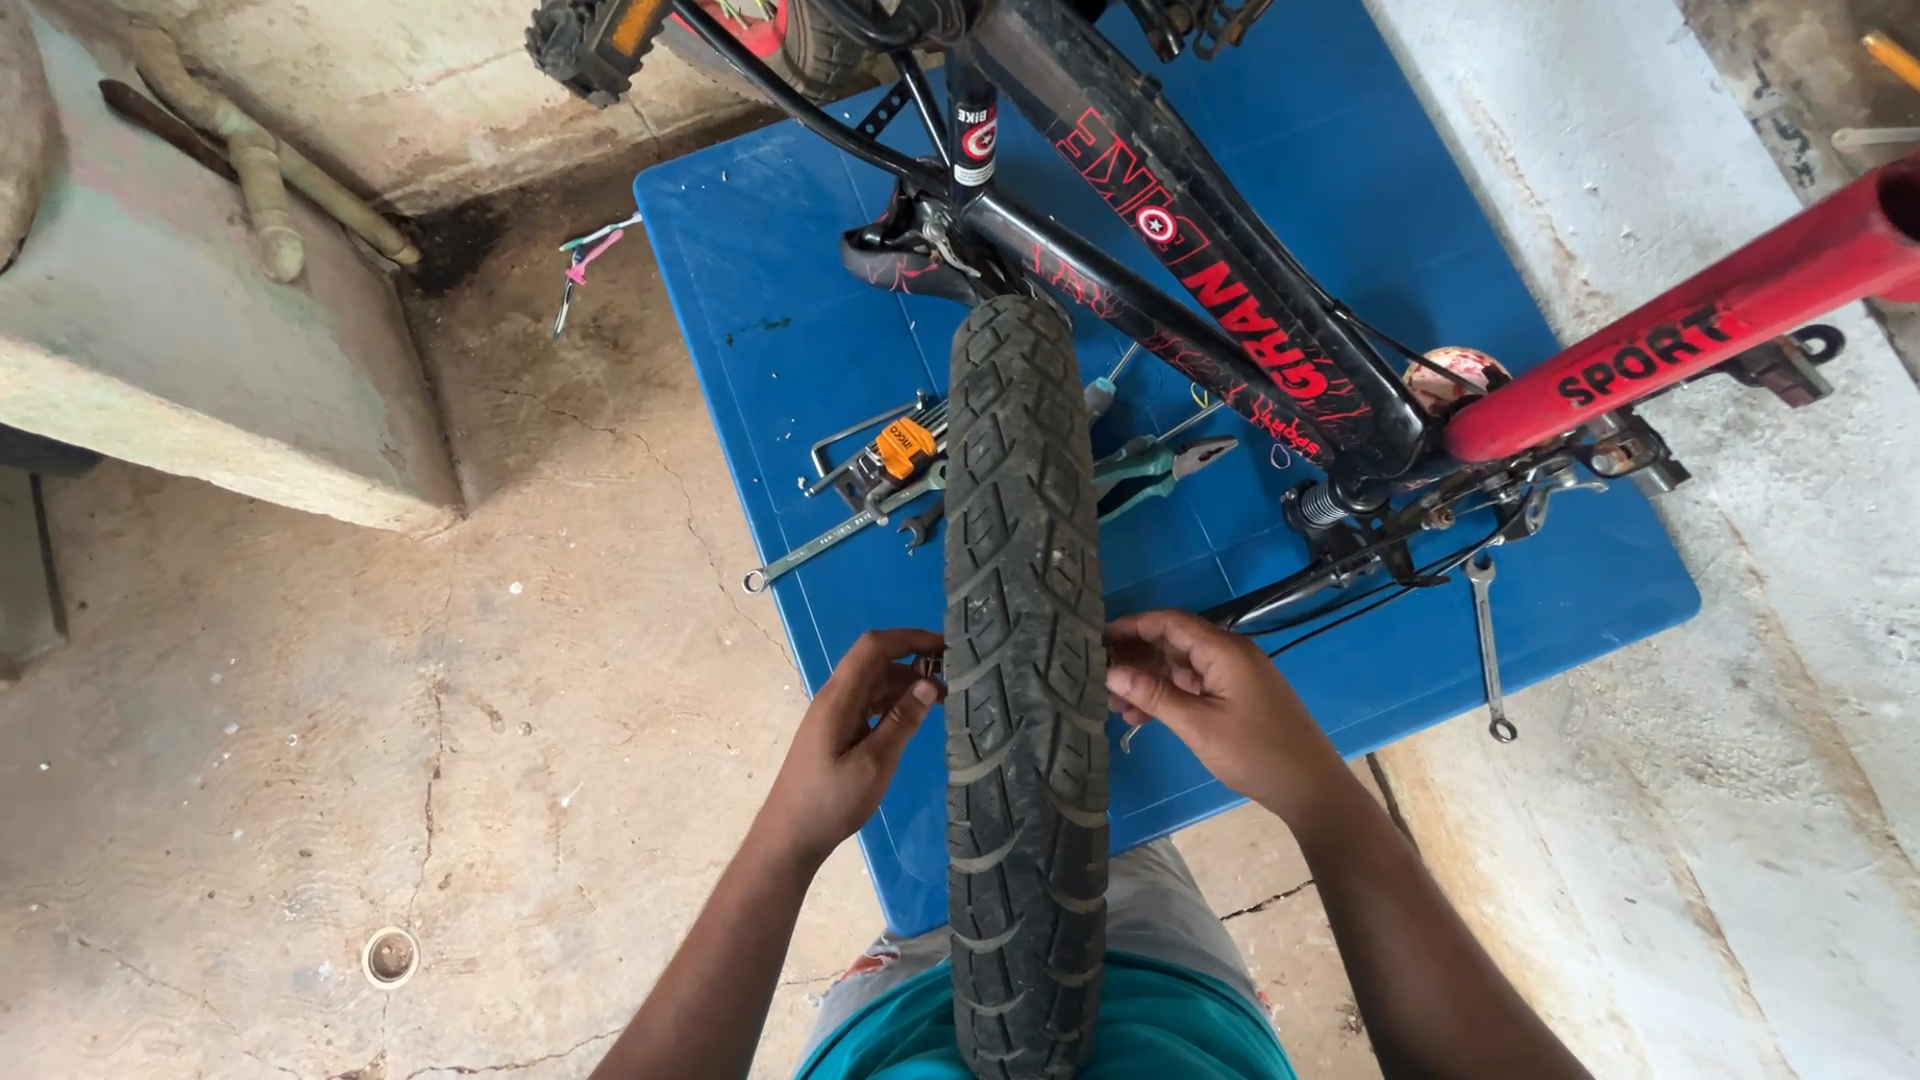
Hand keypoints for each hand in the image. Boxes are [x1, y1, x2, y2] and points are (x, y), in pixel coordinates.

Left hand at [754, 629, 945, 871]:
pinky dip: (894, 701)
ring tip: (942, 699)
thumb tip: (929, 682)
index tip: (945, 646)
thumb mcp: (874, 763)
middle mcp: (835, 697)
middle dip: (913, 659)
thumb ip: (902, 721)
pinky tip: (915, 716)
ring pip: (874, 682)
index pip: (874, 647)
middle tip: (951, 677)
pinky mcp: (837, 730)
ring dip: (906, 683)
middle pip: (875, 661)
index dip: (909, 638)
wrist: (789, 837)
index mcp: (840, 698)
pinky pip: (869, 702)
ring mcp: (834, 714)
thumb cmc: (830, 802)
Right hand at [1105, 610, 1345, 824]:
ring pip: (1180, 667)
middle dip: (1136, 660)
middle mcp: (1229, 654)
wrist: (1312, 789)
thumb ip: (1154, 695)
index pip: (1170, 622)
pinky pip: (1194, 685)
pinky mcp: (1236, 695)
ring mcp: (1234, 675)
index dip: (1132, 626)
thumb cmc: (1255, 753)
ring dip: (1149, 682)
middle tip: (1102, 681)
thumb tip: (1111, 673)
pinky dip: (1168, 696)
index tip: (1098, 639)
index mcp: (1224, 650)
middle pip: (1172, 642)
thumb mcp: (1197, 725)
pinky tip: (1143, 717)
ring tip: (1118, 708)